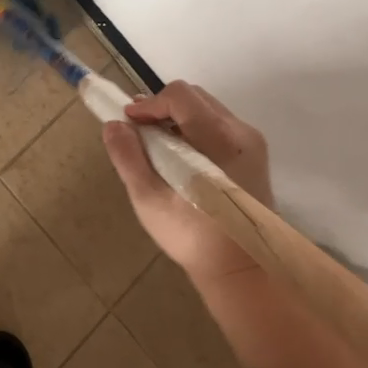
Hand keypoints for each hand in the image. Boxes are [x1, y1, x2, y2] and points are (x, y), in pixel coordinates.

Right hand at [101, 80, 274, 280]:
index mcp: (219, 140)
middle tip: (139, 134)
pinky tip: (180, 160)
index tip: (128, 123)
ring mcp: (251, 144)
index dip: (148, 103)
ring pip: (206, 110)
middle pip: (194, 98)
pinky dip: (193, 131)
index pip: (180, 96)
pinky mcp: (253, 156)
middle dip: (161, 109)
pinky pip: (217, 127)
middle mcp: (241, 133)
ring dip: (176, 119)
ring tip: (157, 148)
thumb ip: (129, 158)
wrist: (243, 271)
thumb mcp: (150, 200)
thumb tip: (113, 125)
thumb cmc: (194, 237)